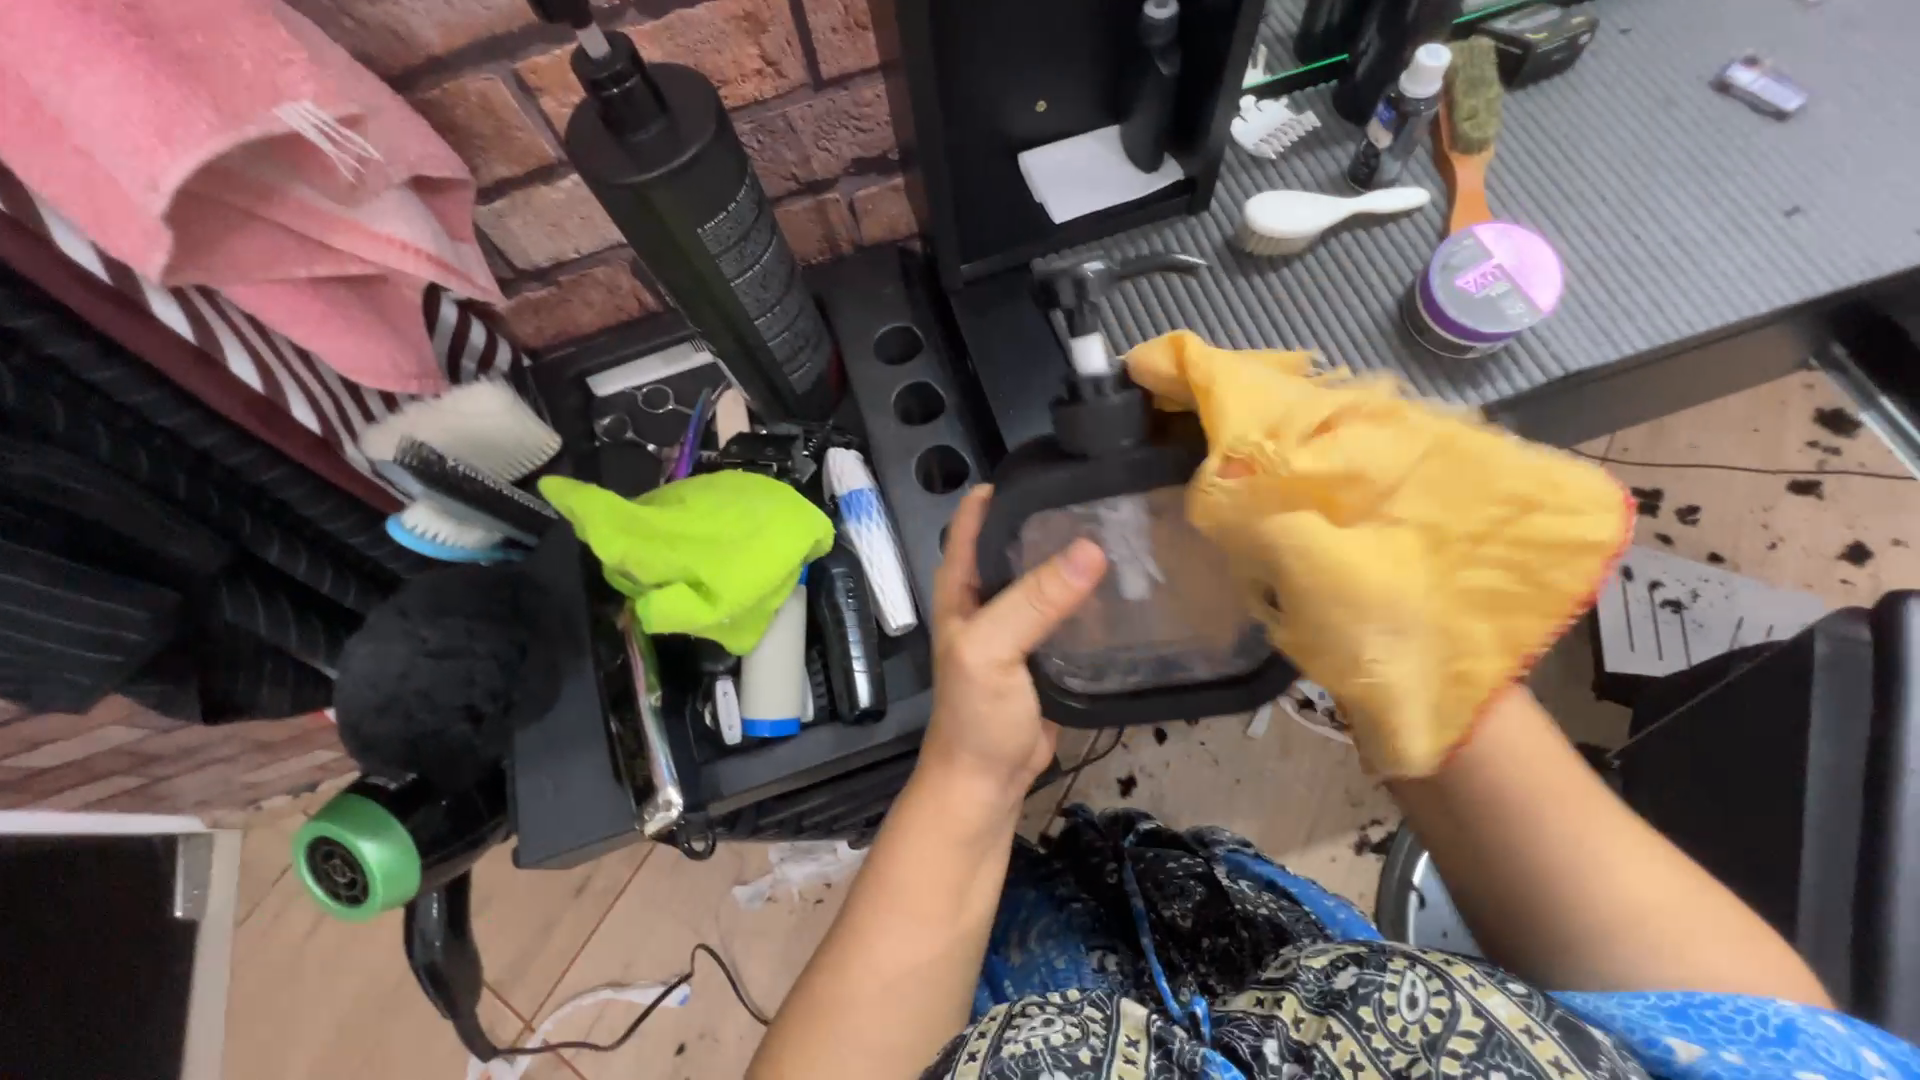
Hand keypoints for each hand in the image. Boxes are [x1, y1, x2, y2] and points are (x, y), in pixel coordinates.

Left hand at [917, 486, 1107, 803]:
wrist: (987, 780)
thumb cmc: (975, 714)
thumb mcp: (993, 649)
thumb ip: (1034, 600)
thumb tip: (1090, 548)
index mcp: (962, 583)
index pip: (979, 517)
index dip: (1010, 488)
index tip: (1057, 464)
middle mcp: (989, 595)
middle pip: (1021, 541)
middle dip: (1056, 517)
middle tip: (1107, 494)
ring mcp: (1020, 623)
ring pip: (1050, 576)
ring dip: (1078, 557)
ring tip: (1126, 528)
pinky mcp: (1047, 650)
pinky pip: (1071, 613)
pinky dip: (1093, 598)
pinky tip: (1126, 585)